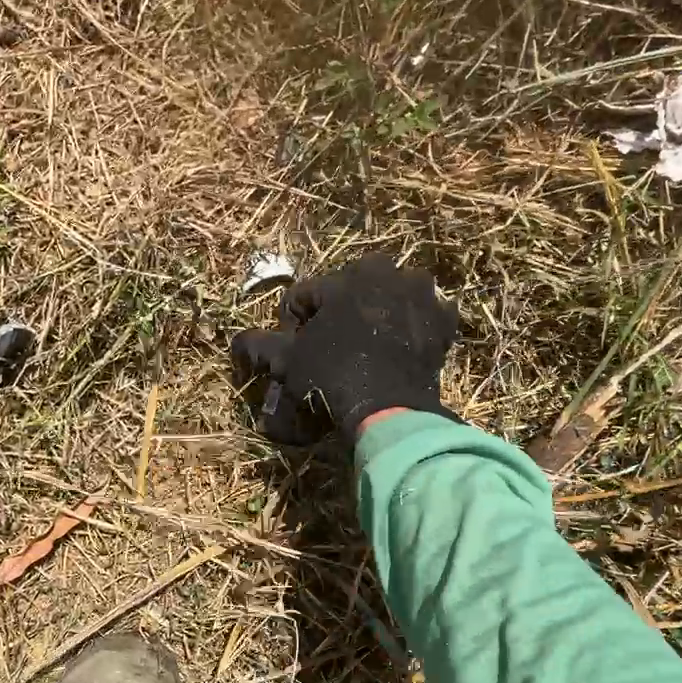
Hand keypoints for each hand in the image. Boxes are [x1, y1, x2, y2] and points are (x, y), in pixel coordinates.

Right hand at [230, 254, 458, 439]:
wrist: (388, 409)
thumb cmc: (331, 376)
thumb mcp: (286, 360)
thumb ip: (257, 345)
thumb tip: (237, 341)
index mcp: (347, 275)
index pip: (304, 297)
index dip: (290, 327)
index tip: (292, 354)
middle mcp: (390, 273)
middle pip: (346, 295)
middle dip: (334, 318)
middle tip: (325, 353)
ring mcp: (424, 296)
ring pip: (383, 304)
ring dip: (370, 321)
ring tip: (358, 356)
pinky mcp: (445, 324)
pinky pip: (418, 322)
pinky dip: (405, 334)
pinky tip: (391, 356)